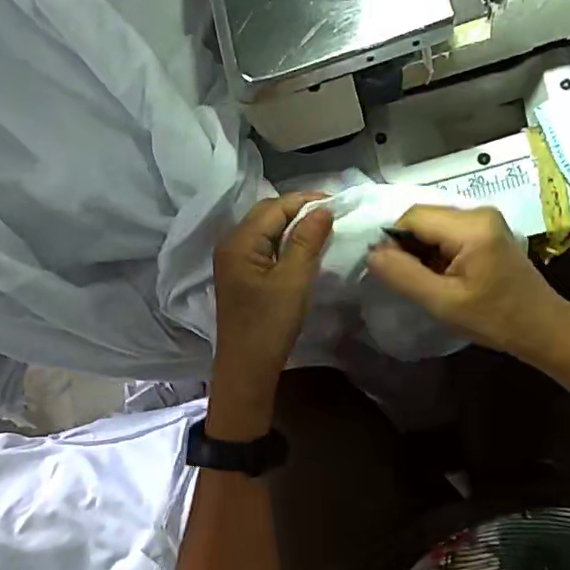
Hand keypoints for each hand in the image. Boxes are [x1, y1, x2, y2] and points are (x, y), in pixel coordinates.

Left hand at [209, 193, 333, 438]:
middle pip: (267, 214)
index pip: (275, 207)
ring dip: (294, 226)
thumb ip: (307, 241)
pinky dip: (286, 243)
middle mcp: (231, 244)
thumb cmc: (270, 324)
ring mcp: (234, 261)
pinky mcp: (242, 275)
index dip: (306, 201)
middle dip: (300, 210)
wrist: (247, 368)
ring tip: (324, 229)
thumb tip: (324, 209)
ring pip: (266, 230)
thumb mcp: (293, 280)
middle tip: (333, 214)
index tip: (338, 202)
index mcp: (239, 242)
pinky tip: (305, 249)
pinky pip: (265, 247)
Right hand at [365, 205, 569, 362]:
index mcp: (470, 226)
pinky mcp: (487, 230)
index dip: (392, 240)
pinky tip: (441, 276)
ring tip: (425, 281)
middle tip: (407, 280)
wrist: (543, 328)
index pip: (412, 217)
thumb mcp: (443, 303)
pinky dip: (436, 251)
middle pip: (422, 217)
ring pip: (433, 224)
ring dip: (420, 249)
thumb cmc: (495, 320)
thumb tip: (372, 254)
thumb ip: (404, 275)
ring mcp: (485, 219)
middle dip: (407, 245)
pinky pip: (447, 232)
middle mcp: (478, 212)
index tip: (389, 272)